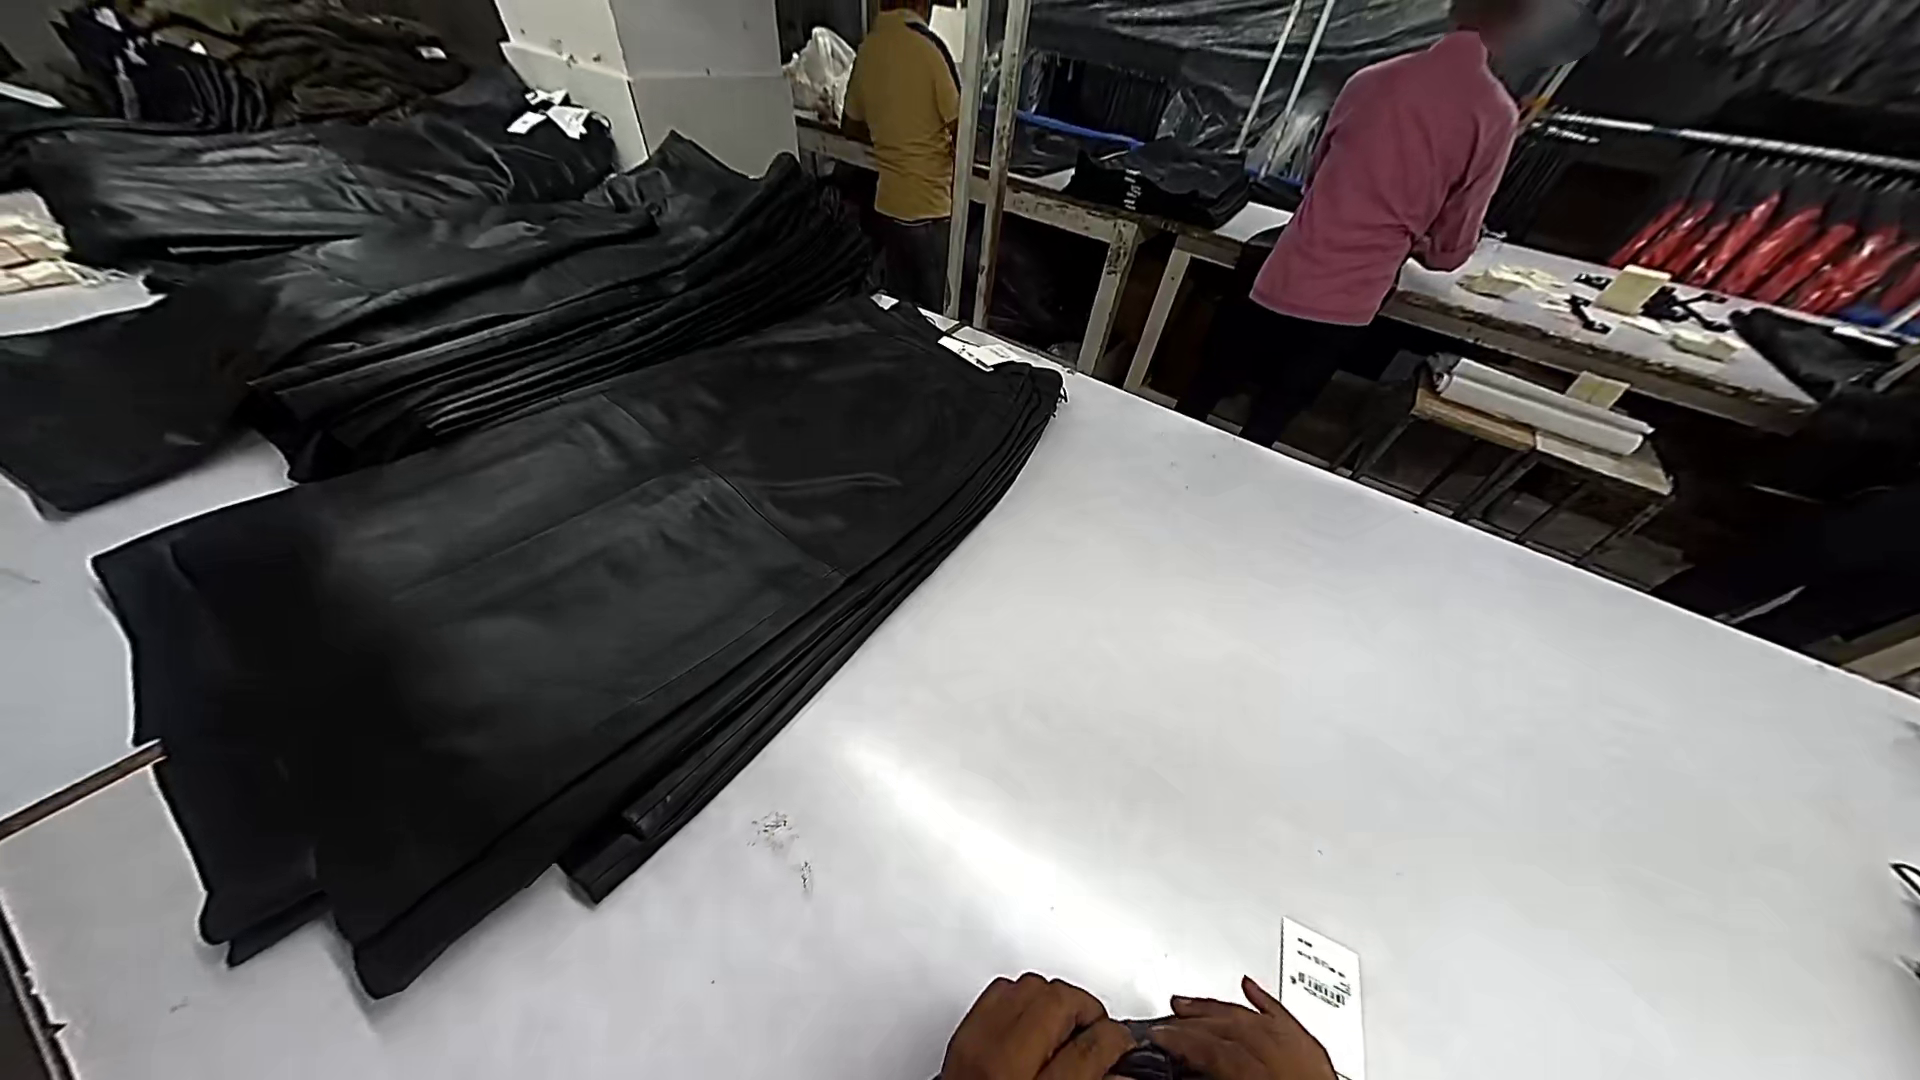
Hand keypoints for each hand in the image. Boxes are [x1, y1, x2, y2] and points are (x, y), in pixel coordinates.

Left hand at [943, 973, 1135, 1079]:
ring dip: (1053, 999)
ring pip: (1029, 986)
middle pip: (1058, 1003)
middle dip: (1085, 1009)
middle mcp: (1003, 1065)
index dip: (1116, 1040)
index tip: (1122, 1040)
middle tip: (1097, 1028)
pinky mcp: (962, 1034)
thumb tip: (1122, 1071)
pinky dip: (1020, 997)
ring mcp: (978, 1045)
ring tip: (1065, 1023)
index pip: (1088, 1050)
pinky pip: (998, 991)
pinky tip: (1031, 1018)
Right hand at [1150, 976, 1335, 1079]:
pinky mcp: (1324, 1071)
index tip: (1159, 1037)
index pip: (1221, 1052)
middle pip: (1238, 1031)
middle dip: (1197, 1022)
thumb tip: (1186, 1076)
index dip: (1184, 1041)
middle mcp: (1295, 1071)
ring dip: (1222, 1009)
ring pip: (1262, 1024)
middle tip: (1167, 1024)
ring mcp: (1313, 1070)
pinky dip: (1268, 1004)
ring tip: (1194, 1005)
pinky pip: (1295, 1029)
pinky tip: (1249, 989)